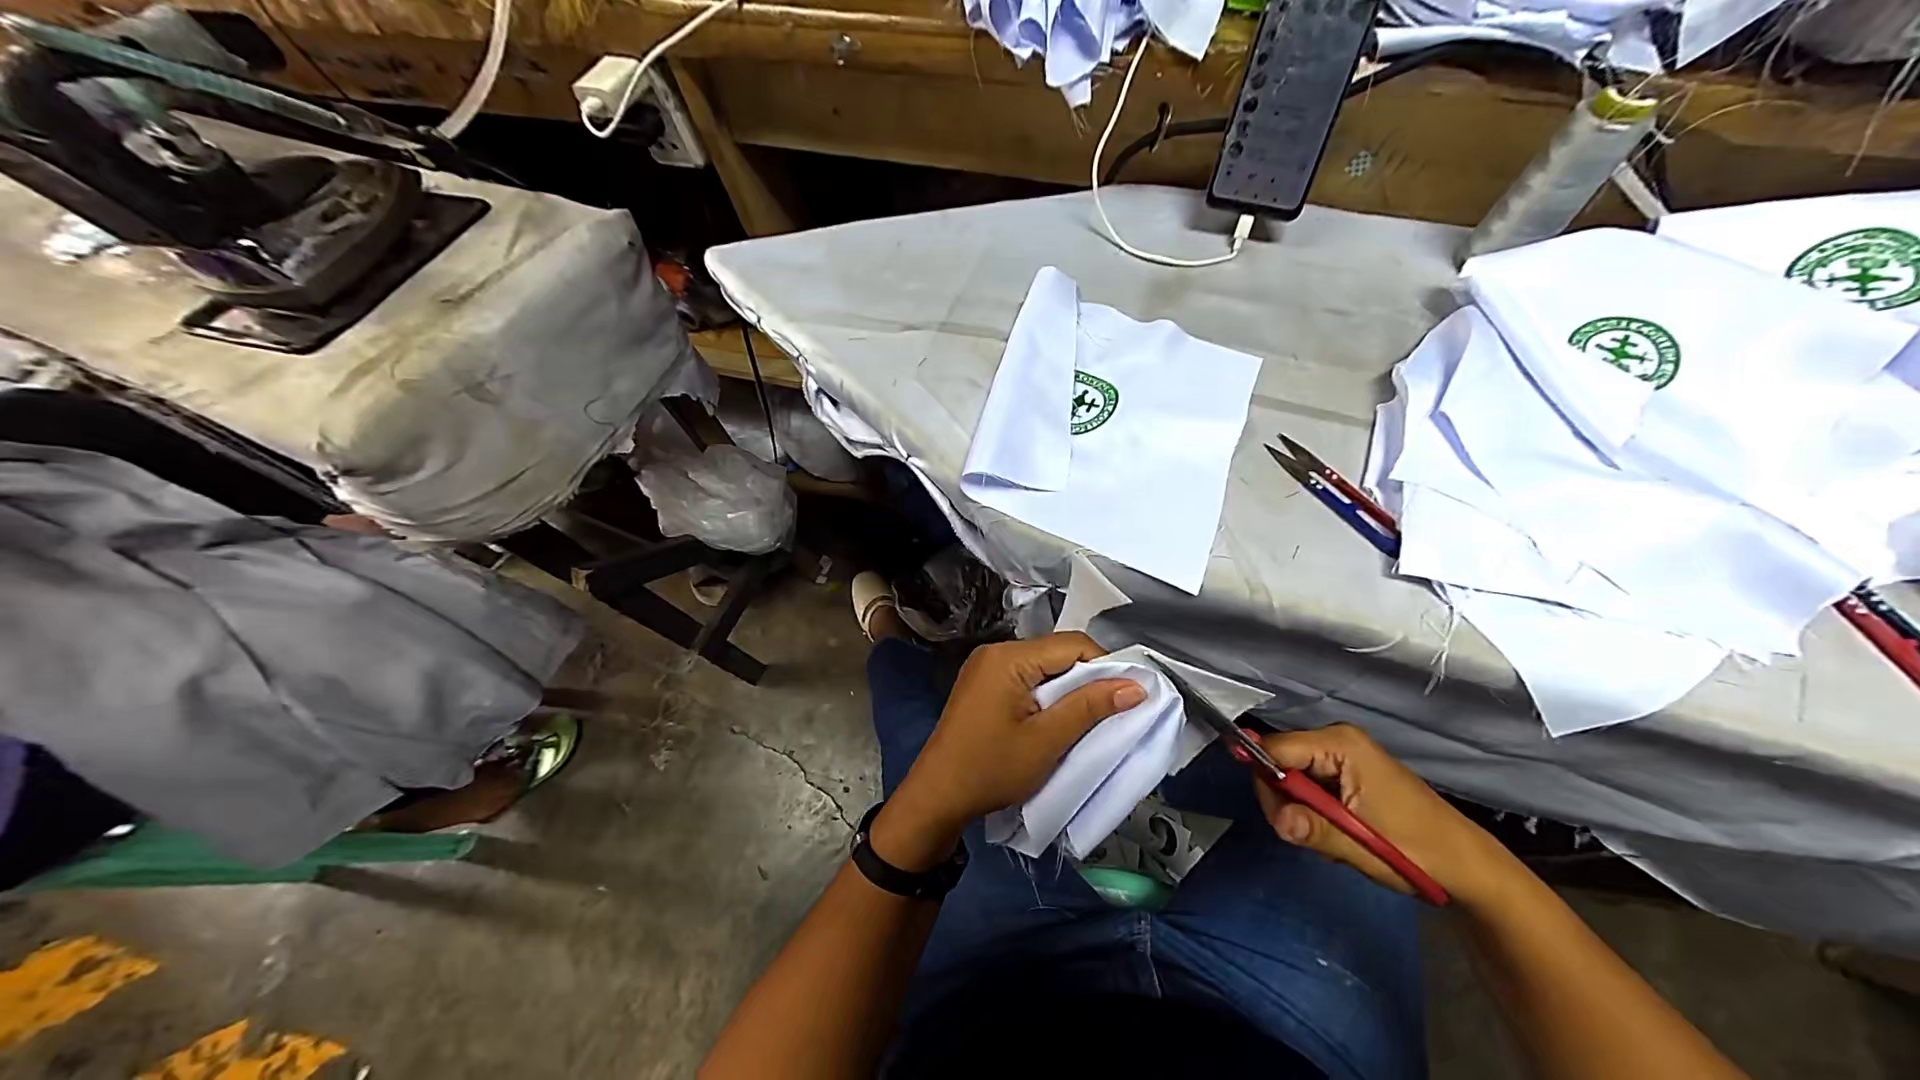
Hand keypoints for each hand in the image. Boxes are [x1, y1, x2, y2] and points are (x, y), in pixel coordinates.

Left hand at [870, 632, 1145, 871]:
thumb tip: (1135, 686)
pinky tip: (1056, 721)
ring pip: (1044, 668)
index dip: (1106, 666)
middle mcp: (995, 652)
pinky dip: (1047, 697)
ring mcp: (985, 668)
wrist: (937, 797)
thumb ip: (1089, 708)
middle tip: (1111, 712)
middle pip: (1057, 653)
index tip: (1128, 696)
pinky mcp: (983, 686)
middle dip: (1087, 680)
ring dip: (1067, 691)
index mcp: (1008, 658)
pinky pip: (1026, 679)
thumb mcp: (1046, 741)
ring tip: (1085, 721)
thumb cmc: (989, 769)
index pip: (1072, 644)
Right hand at [1255, 724, 1516, 905]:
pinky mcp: (1345, 769)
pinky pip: (1307, 783)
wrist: (1466, 866)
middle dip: (1286, 802)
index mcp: (1340, 744)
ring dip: (1300, 810)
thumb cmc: (1419, 852)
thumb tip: (1278, 819)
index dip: (1268, 783)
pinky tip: (1337, 830)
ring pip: (1290, 776)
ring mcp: (1341, 753)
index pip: (1273, 749)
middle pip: (1278, 762)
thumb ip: (1315, 829)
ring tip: (1333, 837)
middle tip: (1311, 835)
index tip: (1283, 820)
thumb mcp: (1362, 847)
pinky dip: (1312, 810)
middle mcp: (1336, 739)